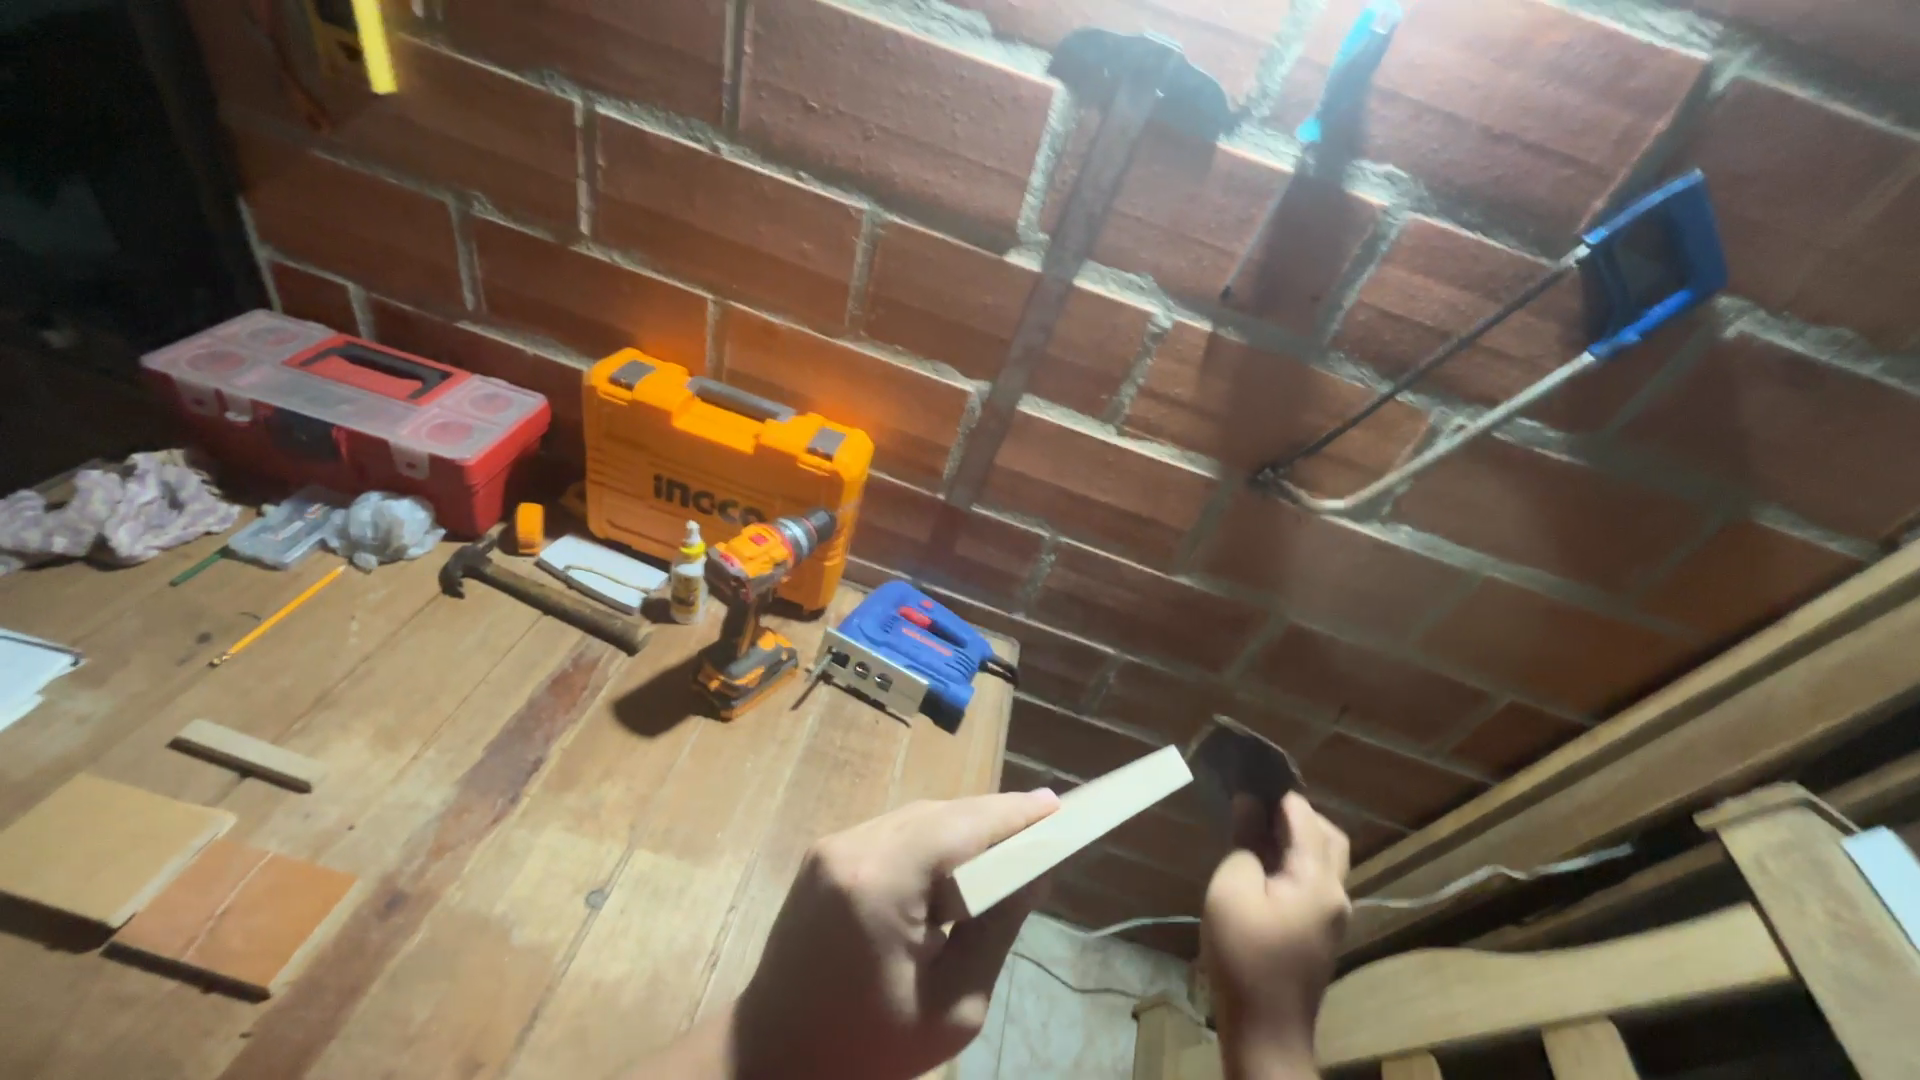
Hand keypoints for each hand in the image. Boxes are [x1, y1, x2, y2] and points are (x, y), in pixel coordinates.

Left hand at [732, 789, 1060, 1079]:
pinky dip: (930, 838)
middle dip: (993, 818)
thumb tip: (1035, 873)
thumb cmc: (869, 1046)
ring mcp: (832, 846)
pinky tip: (957, 859)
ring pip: (916, 817)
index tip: (1057, 807)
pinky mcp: (824, 854)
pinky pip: (892, 831)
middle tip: (1044, 824)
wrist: (773, 1056)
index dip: (1013, 815)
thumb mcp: (954, 1006)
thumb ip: (997, 929)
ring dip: (962, 826)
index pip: (962, 827)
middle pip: (939, 814)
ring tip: (1009, 842)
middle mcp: (853, 848)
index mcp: (881, 885)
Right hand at [1203, 792, 1350, 1078]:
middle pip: (1327, 836)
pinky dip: (1293, 859)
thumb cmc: (1244, 956)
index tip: (1249, 774)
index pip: (1305, 818)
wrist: (1266, 1029)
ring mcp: (1332, 914)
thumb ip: (1244, 843)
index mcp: (1318, 881)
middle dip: (1294, 812)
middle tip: (1253, 802)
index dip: (1278, 792)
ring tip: (1253, 828)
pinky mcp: (1321, 930)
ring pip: (1324, 858)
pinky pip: (1314, 879)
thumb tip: (1250, 805)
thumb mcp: (1231, 890)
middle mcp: (1336, 893)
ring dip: (1294, 836)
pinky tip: (1261, 862)